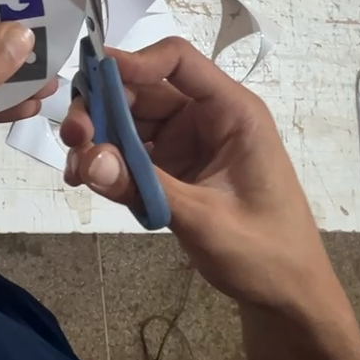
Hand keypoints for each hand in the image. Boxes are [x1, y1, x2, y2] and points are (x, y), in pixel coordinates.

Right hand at [62, 36, 344, 317]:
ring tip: (75, 168)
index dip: (134, 61)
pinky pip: (125, 150)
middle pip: (139, 88)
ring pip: (125, 118)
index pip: (178, 61)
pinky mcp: (167, 166)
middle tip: (72, 137)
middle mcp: (203, 117)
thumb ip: (145, 186)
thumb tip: (88, 159)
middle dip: (100, 105)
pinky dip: (101, 160)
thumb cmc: (266, 254)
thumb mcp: (207, 220)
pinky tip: (83, 178)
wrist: (286, 298)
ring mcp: (183, 141)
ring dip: (95, 135)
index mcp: (231, 112)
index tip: (91, 80)